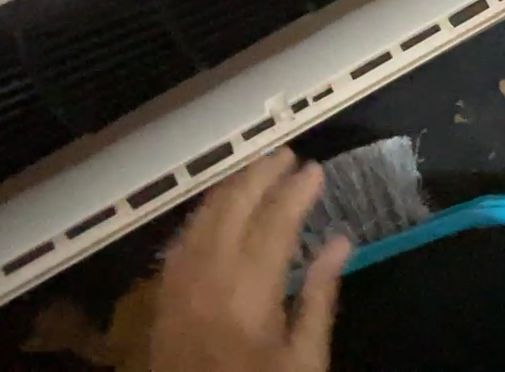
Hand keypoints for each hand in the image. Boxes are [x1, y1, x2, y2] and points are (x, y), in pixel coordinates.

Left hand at [152, 150, 350, 371]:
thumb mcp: (304, 362)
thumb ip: (319, 297)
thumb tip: (340, 241)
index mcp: (249, 294)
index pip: (275, 223)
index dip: (295, 191)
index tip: (315, 169)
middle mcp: (210, 280)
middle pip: (234, 208)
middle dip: (261, 175)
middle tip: (287, 155)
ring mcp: (181, 288)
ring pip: (204, 218)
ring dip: (231, 187)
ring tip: (257, 169)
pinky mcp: (164, 301)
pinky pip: (183, 240)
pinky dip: (205, 212)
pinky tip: (218, 206)